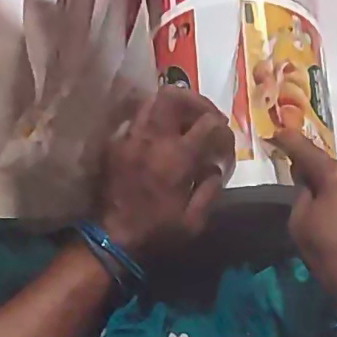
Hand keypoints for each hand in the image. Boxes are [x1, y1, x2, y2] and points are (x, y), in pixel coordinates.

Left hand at [96, 87, 233, 258]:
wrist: (111, 240)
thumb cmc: (157, 234)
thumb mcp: (195, 221)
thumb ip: (211, 189)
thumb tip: (215, 166)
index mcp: (177, 158)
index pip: (209, 124)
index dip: (224, 133)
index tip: (225, 149)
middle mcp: (153, 139)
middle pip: (175, 96)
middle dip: (197, 103)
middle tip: (208, 119)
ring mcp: (131, 138)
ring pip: (153, 101)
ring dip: (175, 106)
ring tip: (187, 123)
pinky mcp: (116, 145)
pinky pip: (138, 118)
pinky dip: (156, 120)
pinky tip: (164, 137)